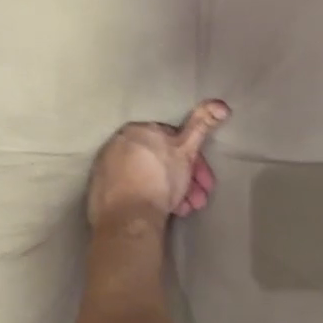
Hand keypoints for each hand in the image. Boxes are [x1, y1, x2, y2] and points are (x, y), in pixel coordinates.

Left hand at [86, 100, 230, 228]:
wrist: (129, 218)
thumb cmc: (160, 179)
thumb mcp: (186, 149)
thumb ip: (202, 124)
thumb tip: (221, 104)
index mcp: (138, 130)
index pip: (173, 141)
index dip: (195, 162)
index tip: (206, 182)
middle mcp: (119, 145)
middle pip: (162, 161)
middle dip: (186, 181)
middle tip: (198, 200)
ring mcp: (107, 169)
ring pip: (150, 178)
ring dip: (173, 194)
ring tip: (185, 211)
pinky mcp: (101, 192)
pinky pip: (134, 191)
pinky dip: (151, 199)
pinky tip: (164, 213)